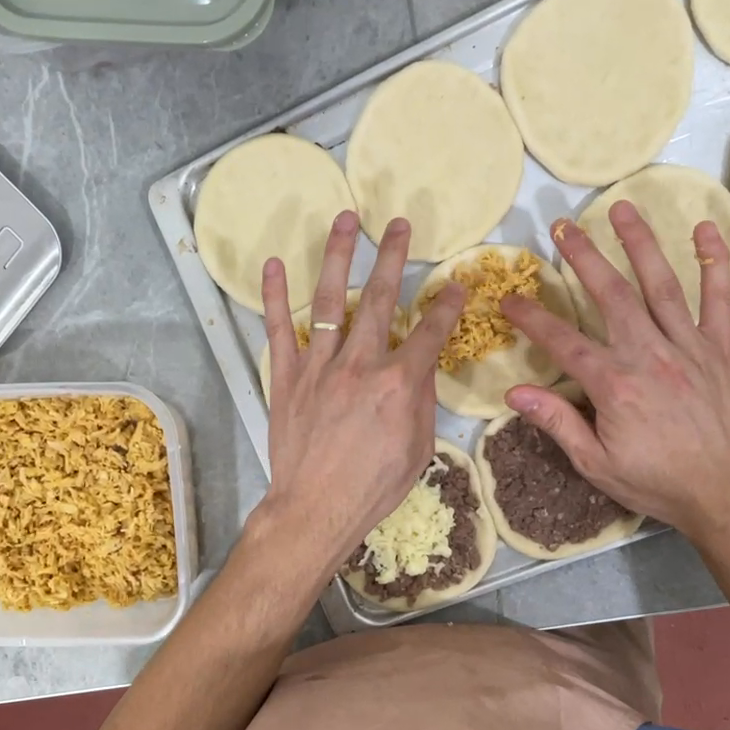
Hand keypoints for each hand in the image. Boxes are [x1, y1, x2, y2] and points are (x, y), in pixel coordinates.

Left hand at [254, 211, 466, 580]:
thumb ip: (421, 401)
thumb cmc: (373, 488)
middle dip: (392, 257)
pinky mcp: (286, 378)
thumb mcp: (417, 448)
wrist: (315, 509)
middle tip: (399, 225)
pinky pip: (279, 330)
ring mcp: (319, 368)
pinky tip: (273, 265)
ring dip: (338, 256)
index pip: (430, 331)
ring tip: (345, 220)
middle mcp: (360, 365)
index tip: (455, 284)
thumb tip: (422, 364)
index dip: (446, 304)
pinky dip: (275, 297)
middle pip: (380, 300)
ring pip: (330, 301)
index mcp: (399, 384)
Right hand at [500, 201, 729, 541]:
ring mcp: (688, 347)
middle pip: (611, 295)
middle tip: (562, 227)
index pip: (563, 341)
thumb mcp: (595, 462)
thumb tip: (515, 393)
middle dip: (583, 257)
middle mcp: (649, 354)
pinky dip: (714, 262)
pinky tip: (704, 231)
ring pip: (660, 284)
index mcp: (614, 385)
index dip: (533, 318)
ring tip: (622, 208)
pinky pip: (718, 298)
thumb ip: (557, 422)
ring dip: (639, 243)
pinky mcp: (720, 350)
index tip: (508, 300)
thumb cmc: (655, 482)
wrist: (724, 491)